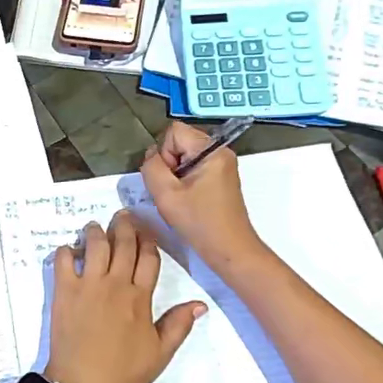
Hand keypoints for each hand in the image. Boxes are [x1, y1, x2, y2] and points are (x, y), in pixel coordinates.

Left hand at [44, 211, 204, 382]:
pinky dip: (66, 250)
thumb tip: (200, 305)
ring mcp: (88, 285)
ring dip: (96, 232)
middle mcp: (116, 284)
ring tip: (96, 227)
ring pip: (95, 246)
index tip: (146, 233)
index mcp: (140, 297)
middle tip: (122, 216)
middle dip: (125, 226)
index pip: (149, 258)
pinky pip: (63, 260)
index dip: (148, 241)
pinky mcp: (64, 292)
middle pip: (123, 244)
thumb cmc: (123, 373)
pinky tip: (70, 251)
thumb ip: (179, 325)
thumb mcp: (160, 353)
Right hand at [141, 121, 269, 272]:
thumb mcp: (166, 194)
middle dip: (169, 165)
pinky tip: (187, 203)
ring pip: (185, 158)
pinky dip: (185, 184)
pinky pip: (194, 170)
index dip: (164, 153)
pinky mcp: (221, 180)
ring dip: (175, 177)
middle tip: (173, 192)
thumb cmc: (200, 223)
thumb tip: (152, 156)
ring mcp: (222, 166)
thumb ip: (152, 168)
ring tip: (180, 199)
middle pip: (180, 143)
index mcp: (212, 150)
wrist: (230, 250)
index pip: (174, 132)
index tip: (170, 180)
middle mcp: (220, 152)